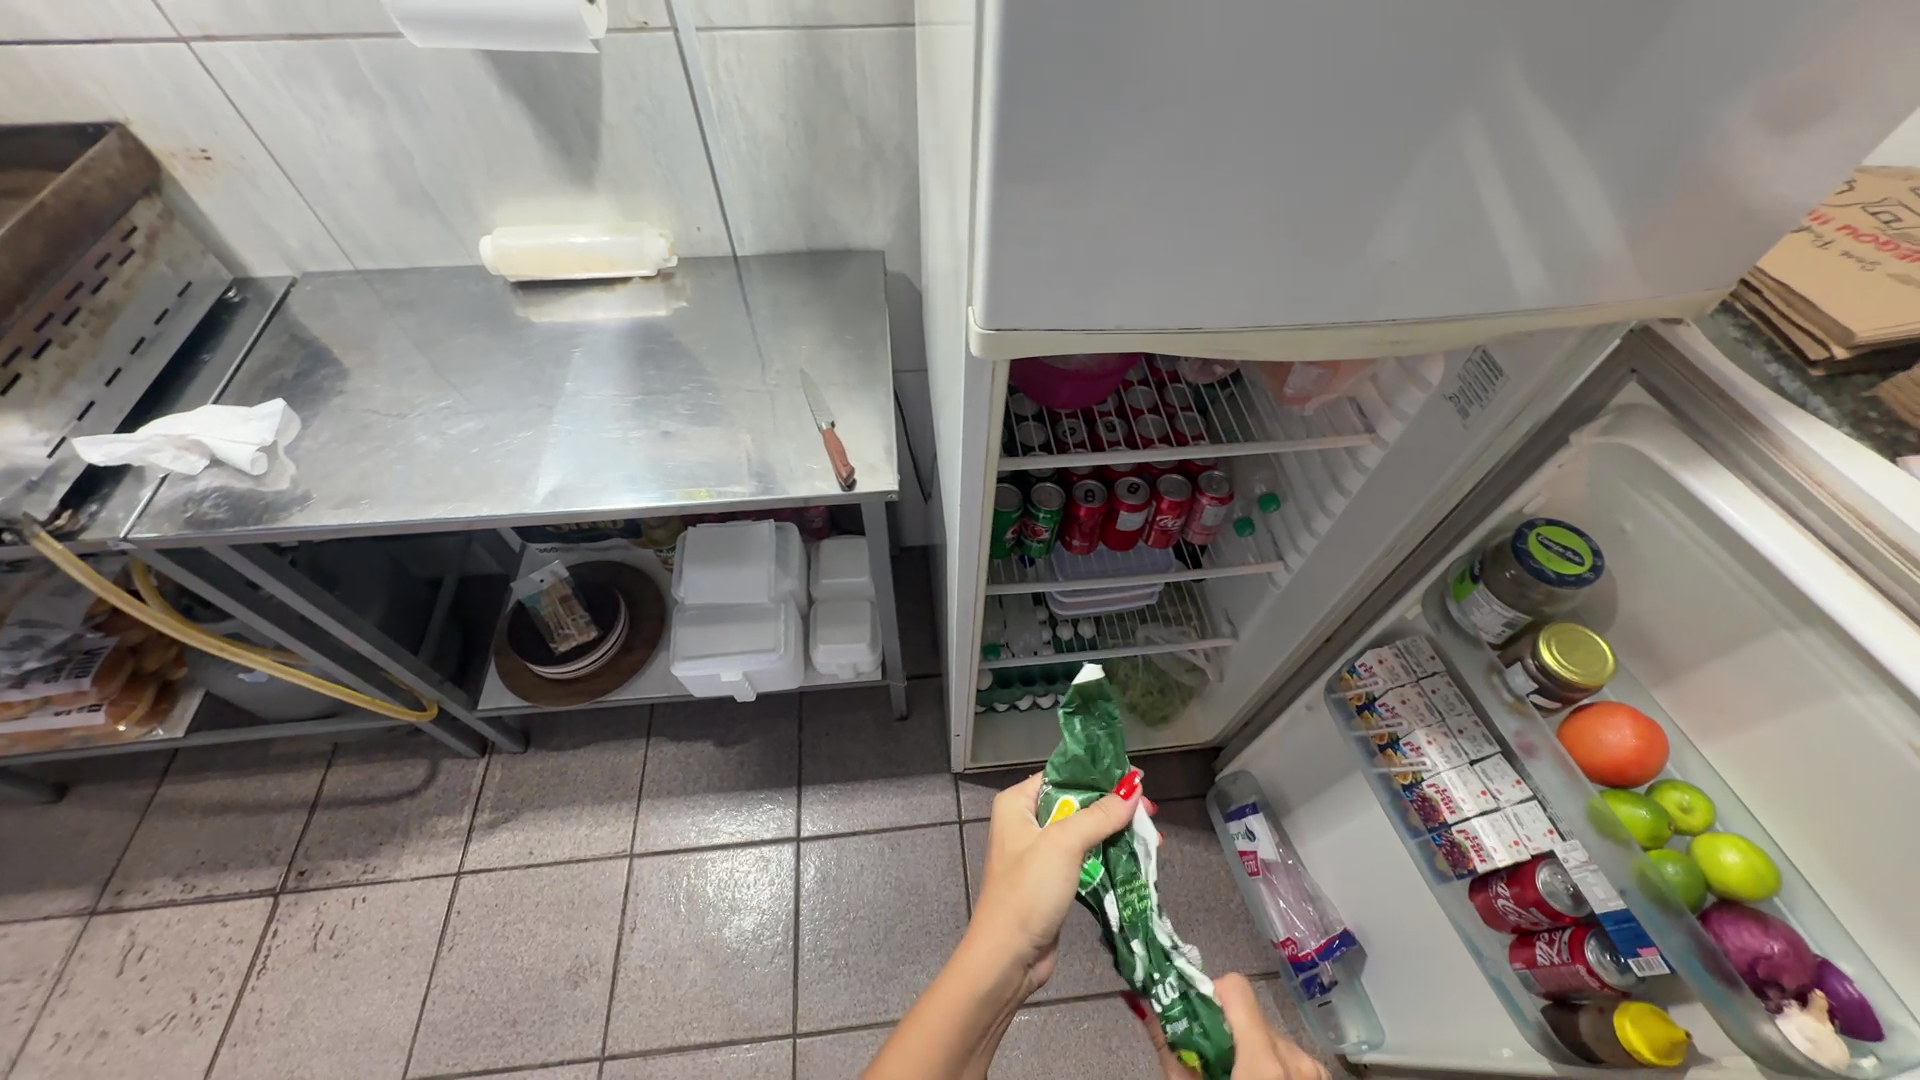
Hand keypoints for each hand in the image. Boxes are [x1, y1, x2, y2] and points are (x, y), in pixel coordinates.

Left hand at [966, 771, 1139, 997]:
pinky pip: (1084, 858)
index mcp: (1018, 803)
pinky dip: (1107, 857)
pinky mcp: (1052, 880)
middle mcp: (1026, 822)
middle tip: (1151, 812)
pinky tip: (1135, 859)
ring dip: (1114, 833)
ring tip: (1151, 836)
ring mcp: (1039, 853)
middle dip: (1112, 807)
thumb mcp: (1064, 844)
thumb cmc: (1028, 891)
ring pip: (1084, 832)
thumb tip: (1134, 788)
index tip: (1136, 780)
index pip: (1062, 776)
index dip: (1098, 775)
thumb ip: (1099, 815)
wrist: (1008, 957)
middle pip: (1076, 803)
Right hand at [1137, 974, 1330, 1079]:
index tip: (1196, 1021)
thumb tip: (1146, 1006)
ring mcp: (1316, 1073)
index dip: (1211, 994)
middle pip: (1251, 1016)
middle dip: (1226, 1032)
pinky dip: (1270, 1067)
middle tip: (1208, 1061)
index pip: (1236, 988)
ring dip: (1248, 1051)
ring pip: (1270, 1037)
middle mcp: (1297, 1060)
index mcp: (1265, 1062)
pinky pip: (1289, 1058)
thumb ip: (1171, 1052)